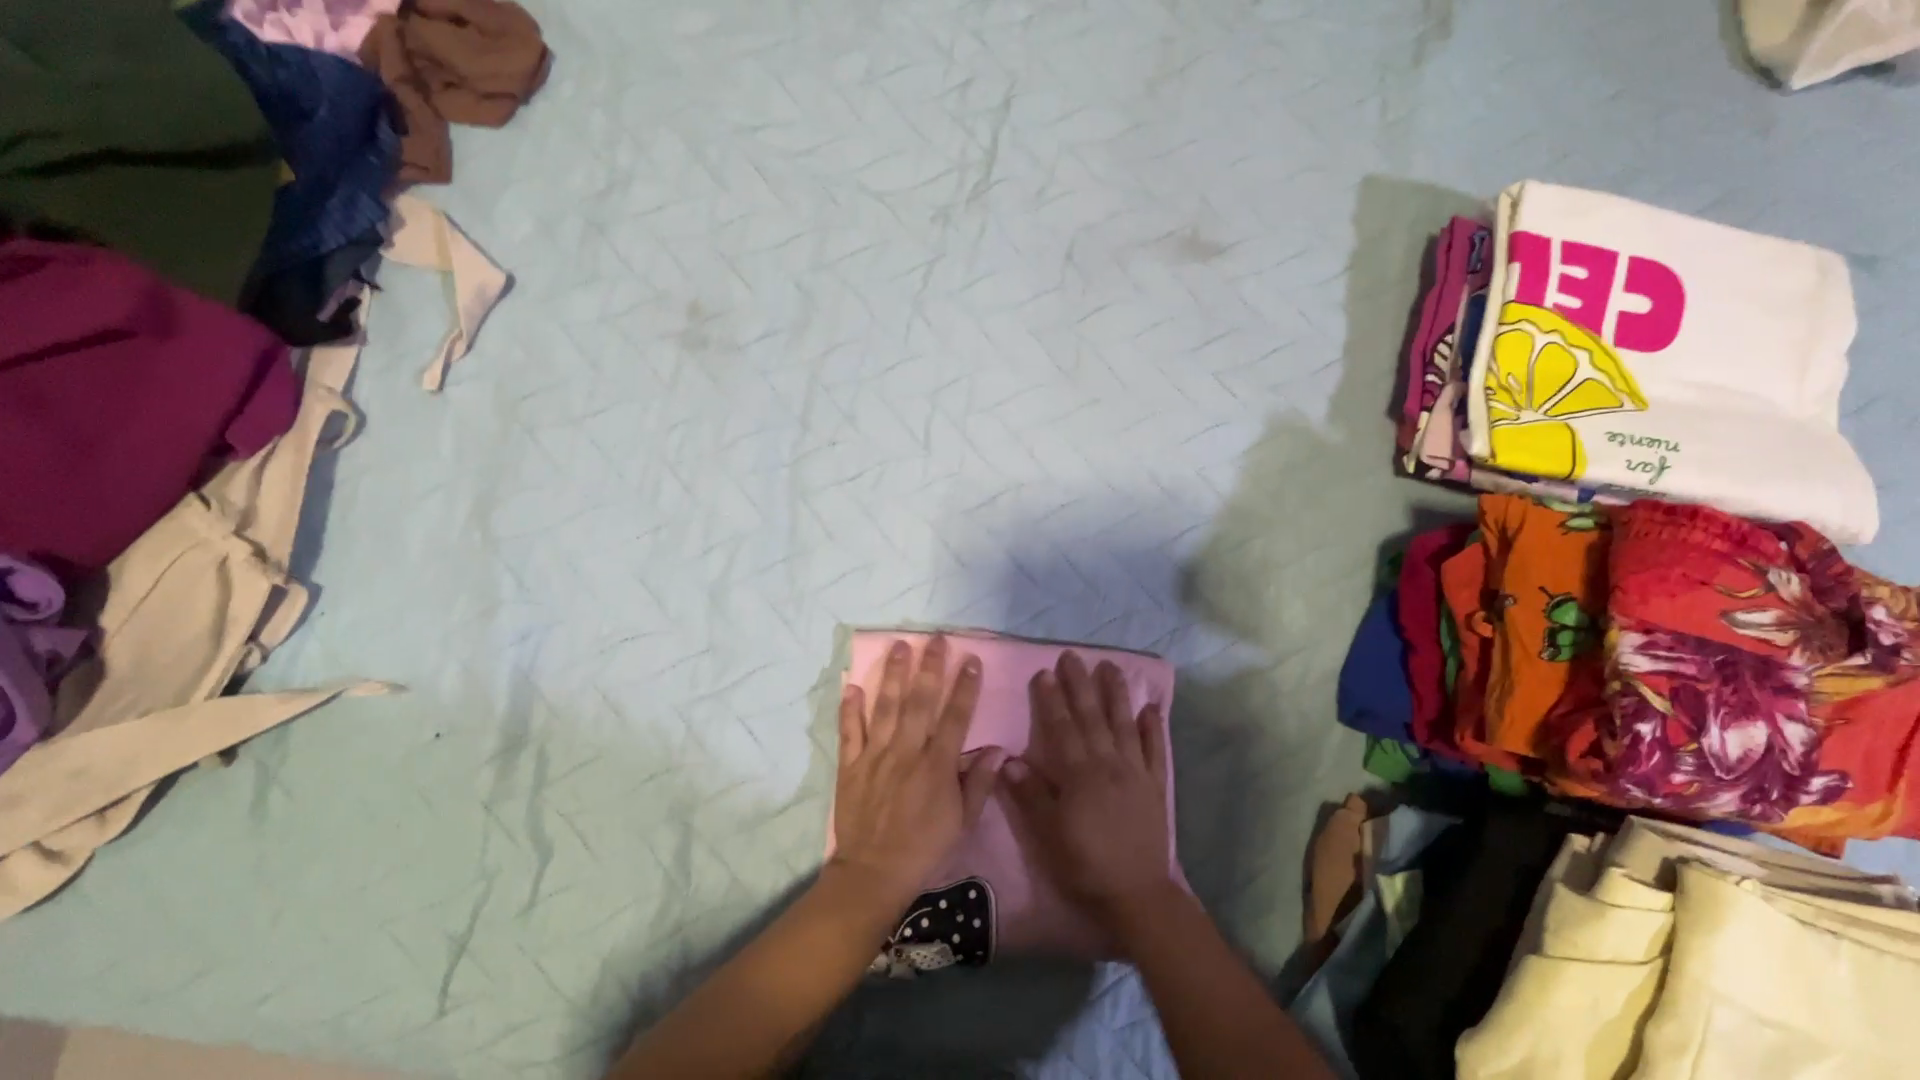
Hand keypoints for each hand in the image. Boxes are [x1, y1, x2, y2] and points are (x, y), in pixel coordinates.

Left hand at [830, 636, 1004, 903]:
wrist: (875, 872)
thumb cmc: (925, 849)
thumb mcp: (963, 822)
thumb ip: (979, 783)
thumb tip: (998, 750)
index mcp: (938, 766)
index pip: (956, 717)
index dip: (965, 687)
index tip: (971, 659)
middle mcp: (907, 752)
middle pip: (920, 701)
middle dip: (929, 667)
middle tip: (934, 639)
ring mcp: (875, 756)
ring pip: (885, 707)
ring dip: (892, 675)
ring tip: (898, 646)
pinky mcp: (850, 766)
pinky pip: (850, 731)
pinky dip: (850, 708)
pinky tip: (853, 685)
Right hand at [1002, 651, 1175, 927]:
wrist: (1135, 893)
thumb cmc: (1084, 864)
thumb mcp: (1047, 833)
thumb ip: (1030, 794)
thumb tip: (1007, 759)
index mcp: (1079, 775)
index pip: (1061, 728)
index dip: (1051, 700)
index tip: (1044, 673)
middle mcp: (1108, 764)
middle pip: (1092, 717)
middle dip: (1081, 685)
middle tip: (1073, 656)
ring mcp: (1136, 772)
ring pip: (1124, 724)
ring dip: (1116, 694)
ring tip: (1110, 666)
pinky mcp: (1156, 786)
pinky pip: (1156, 750)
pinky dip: (1153, 727)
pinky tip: (1150, 708)